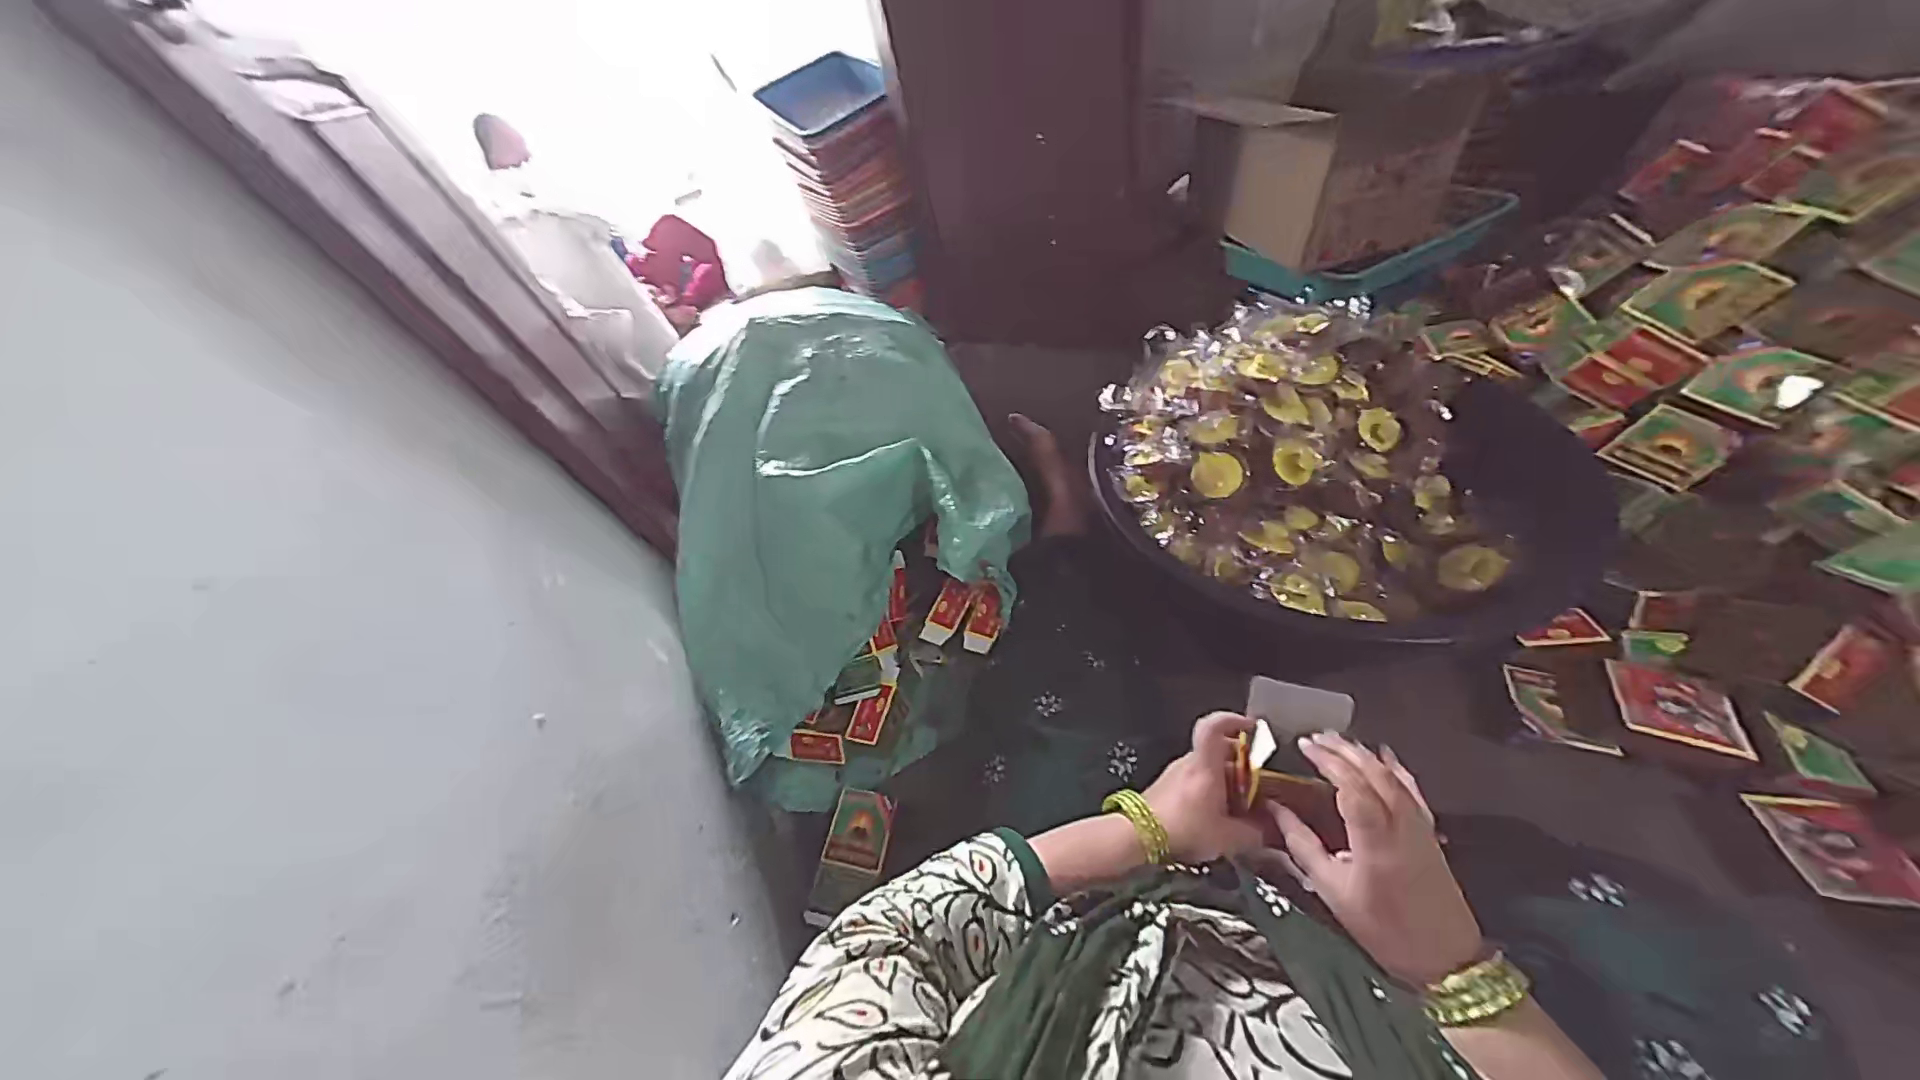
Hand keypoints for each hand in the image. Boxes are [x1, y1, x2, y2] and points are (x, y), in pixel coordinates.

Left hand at [1141, 712, 1267, 862]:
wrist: (1138, 835)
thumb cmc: (1182, 829)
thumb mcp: (1228, 837)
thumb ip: (1255, 832)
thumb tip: (1272, 830)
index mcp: (1204, 765)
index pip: (1213, 726)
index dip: (1233, 720)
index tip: (1251, 725)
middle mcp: (1189, 762)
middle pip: (1217, 747)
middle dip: (1242, 760)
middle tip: (1260, 780)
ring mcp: (1177, 772)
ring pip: (1208, 764)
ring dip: (1228, 777)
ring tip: (1244, 802)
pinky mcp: (1169, 785)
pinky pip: (1197, 777)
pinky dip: (1213, 787)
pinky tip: (1221, 811)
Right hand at [1271, 732, 1484, 986]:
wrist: (1445, 960)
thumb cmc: (1381, 926)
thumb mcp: (1331, 888)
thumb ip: (1301, 843)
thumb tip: (1275, 808)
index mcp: (1375, 838)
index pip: (1350, 784)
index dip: (1326, 760)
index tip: (1303, 745)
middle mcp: (1401, 824)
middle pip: (1373, 773)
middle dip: (1342, 750)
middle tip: (1315, 737)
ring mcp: (1420, 826)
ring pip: (1393, 776)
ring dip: (1364, 754)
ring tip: (1338, 741)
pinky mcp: (1430, 832)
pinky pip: (1412, 789)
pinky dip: (1395, 767)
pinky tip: (1384, 755)